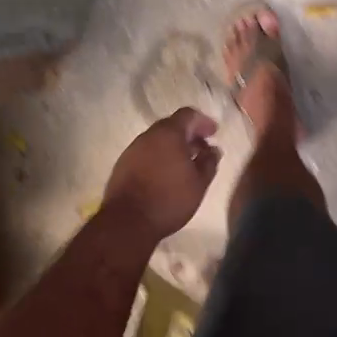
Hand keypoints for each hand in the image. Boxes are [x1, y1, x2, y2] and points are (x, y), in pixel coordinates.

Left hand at [103, 108, 221, 243]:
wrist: (127, 221)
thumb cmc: (169, 199)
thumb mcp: (198, 184)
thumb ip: (209, 163)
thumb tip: (213, 150)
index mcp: (169, 133)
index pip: (188, 114)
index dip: (203, 121)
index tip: (213, 133)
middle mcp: (149, 135)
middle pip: (171, 125)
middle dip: (188, 134)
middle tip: (201, 149)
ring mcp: (133, 149)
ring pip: (157, 140)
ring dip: (173, 146)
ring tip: (185, 164)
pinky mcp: (123, 164)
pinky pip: (146, 153)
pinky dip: (159, 157)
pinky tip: (165, 174)